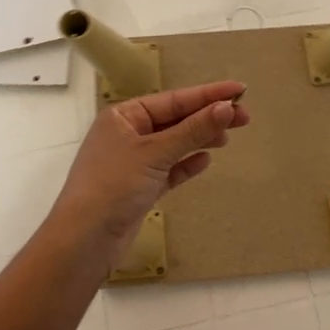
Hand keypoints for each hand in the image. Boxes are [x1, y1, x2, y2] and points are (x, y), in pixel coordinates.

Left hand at [47, 81, 250, 269]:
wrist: (85, 240)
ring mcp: (133, 161)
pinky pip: (169, 168)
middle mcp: (127, 134)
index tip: (239, 90)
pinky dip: (187, 164)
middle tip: (244, 117)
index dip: (208, 94)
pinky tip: (205, 160)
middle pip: (175, 120)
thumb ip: (193, 130)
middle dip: (208, 117)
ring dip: (200, 139)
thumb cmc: (114, 186)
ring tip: (227, 137)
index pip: (173, 99)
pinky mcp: (139, 187)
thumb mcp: (155, 153)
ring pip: (174, 143)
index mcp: (124, 116)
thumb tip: (225, 108)